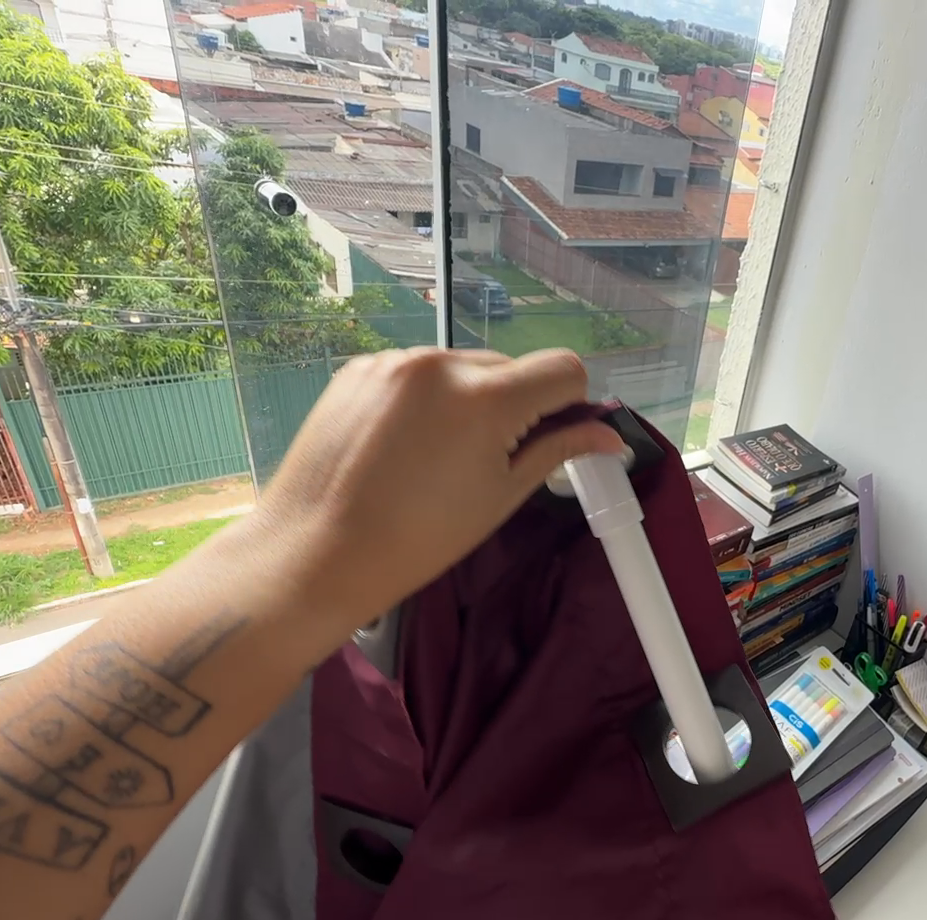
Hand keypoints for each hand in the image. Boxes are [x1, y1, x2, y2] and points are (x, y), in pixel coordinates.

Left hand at [248, 347, 625, 627]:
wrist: (317, 550)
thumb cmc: (422, 537)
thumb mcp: (503, 494)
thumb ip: (559, 451)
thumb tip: (609, 436)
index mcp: (486, 398)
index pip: (565, 368)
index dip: (572, 404)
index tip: (553, 438)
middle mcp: (443, 363)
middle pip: (515, 368)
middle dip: (520, 405)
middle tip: (494, 458)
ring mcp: (396, 361)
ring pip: (468, 368)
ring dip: (475, 400)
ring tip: (442, 454)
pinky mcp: (362, 368)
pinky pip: (423, 372)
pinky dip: (433, 399)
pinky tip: (408, 444)